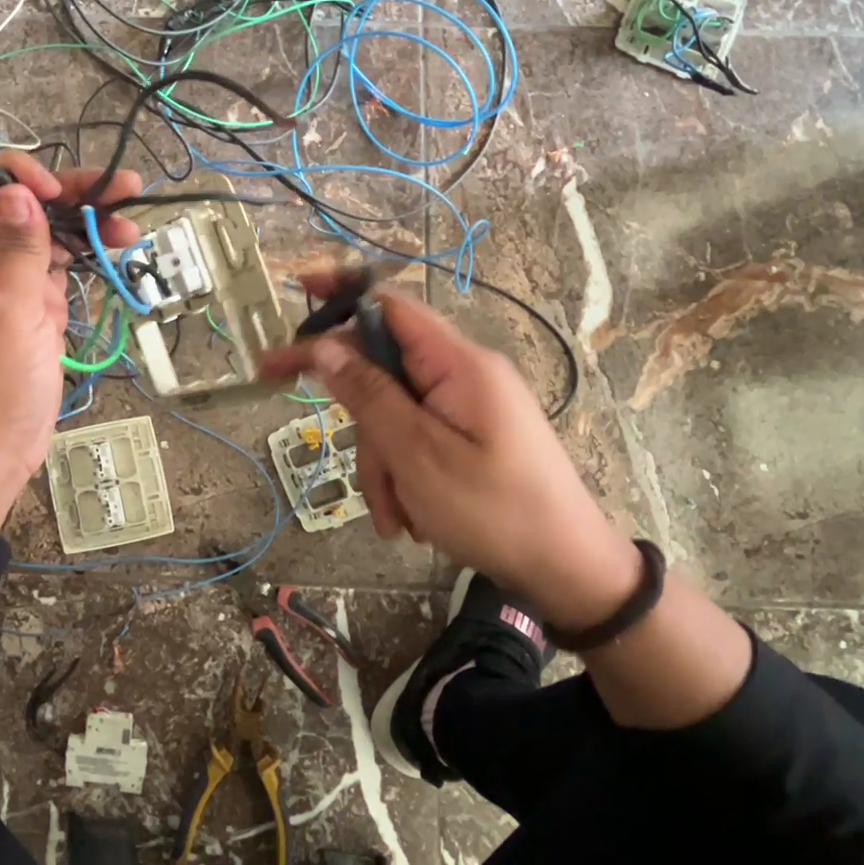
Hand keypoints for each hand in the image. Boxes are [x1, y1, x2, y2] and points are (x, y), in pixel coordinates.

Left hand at [0, 152, 140, 528]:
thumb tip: (18, 190)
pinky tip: (117, 247)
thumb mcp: (6, 311)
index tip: (56, 191)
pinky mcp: (35, 309)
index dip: (14, 174)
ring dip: (87, 224)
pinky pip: (59, 269)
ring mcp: (10, 286)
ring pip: (47, 236)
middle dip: (69, 192)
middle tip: (124, 187)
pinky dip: (86, 257)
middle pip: (22, 206)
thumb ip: (18, 248)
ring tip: (133, 221)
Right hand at [259, 276, 640, 629]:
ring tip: (395, 515)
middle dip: (362, 425)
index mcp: (458, 363)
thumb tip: (324, 346)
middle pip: (381, 371)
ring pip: (391, 414)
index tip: (295, 295)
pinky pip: (413, 438)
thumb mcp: (417, 454)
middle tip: (345, 458)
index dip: (340, 296)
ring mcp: (465, 406)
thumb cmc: (494, 510)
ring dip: (381, 464)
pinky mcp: (467, 434)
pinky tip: (408, 517)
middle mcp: (461, 374)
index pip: (388, 306)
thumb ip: (368, 395)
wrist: (568, 570)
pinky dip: (401, 474)